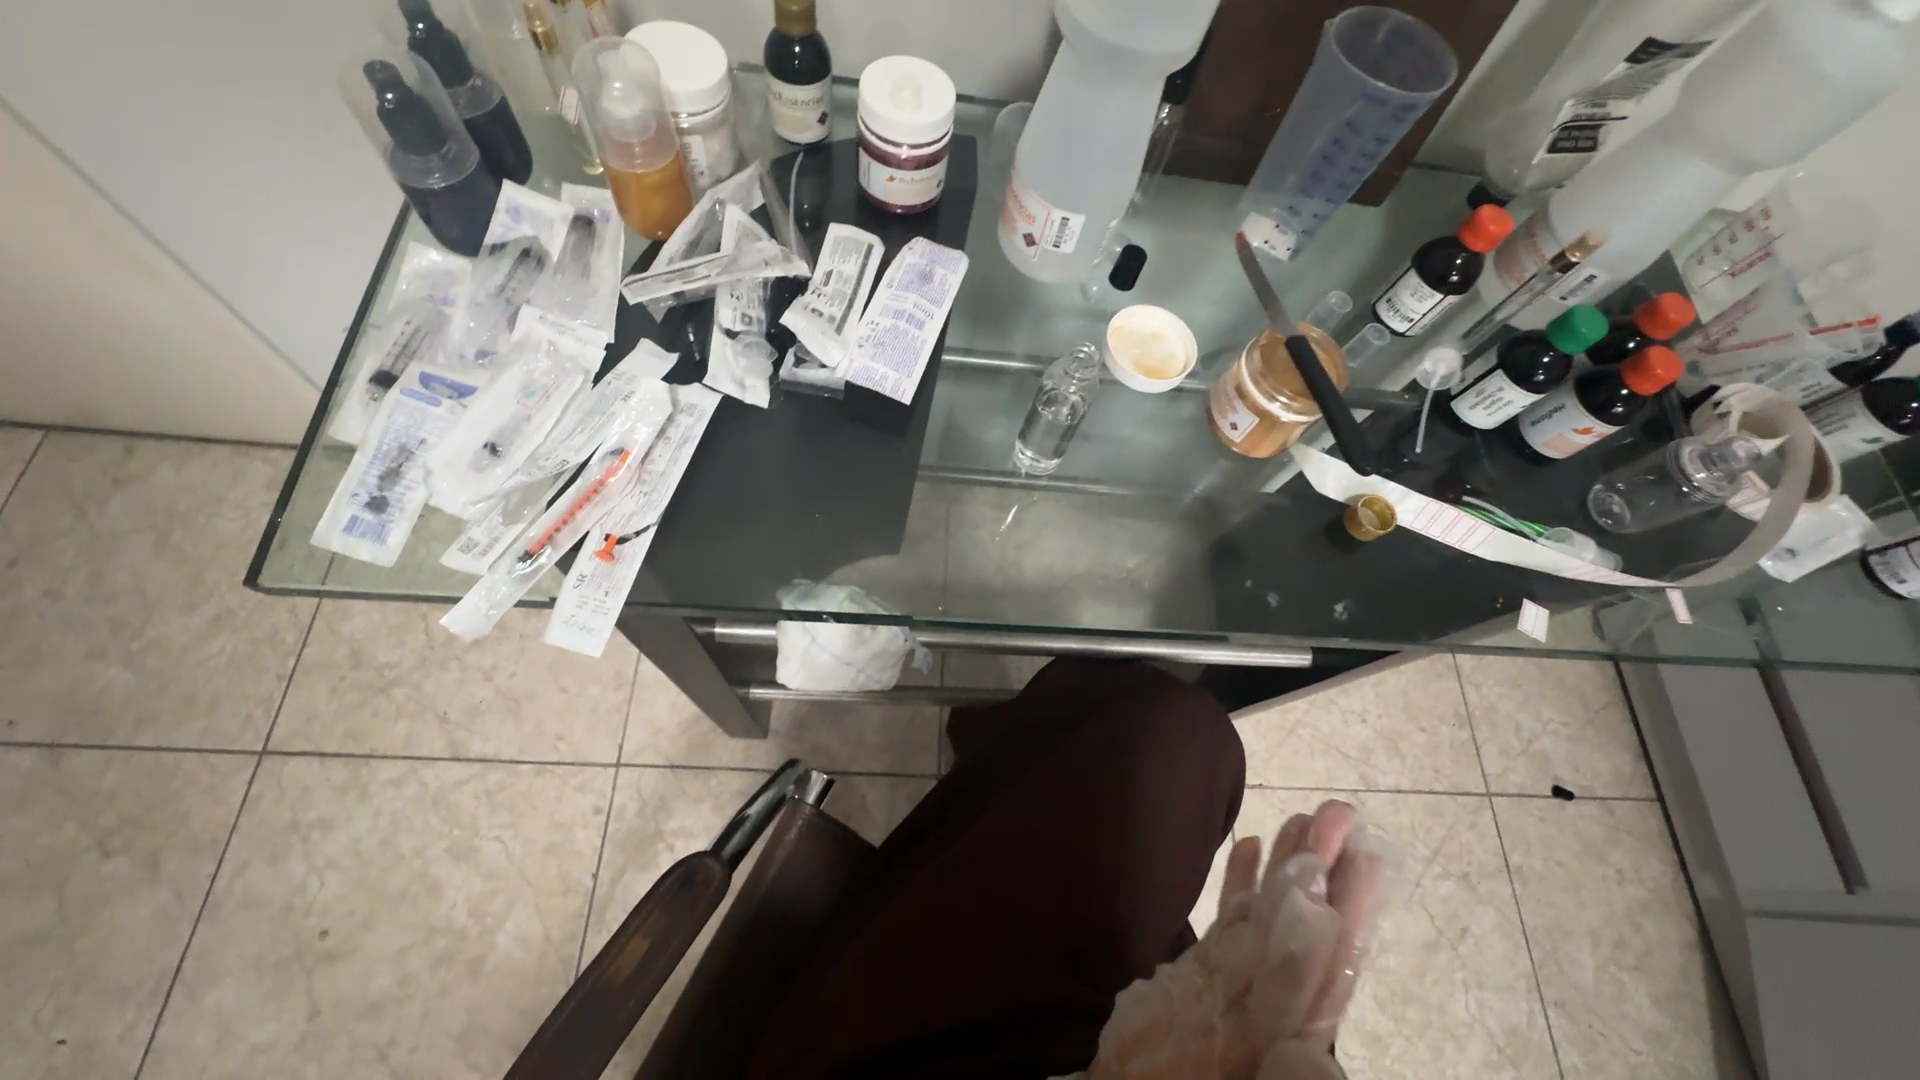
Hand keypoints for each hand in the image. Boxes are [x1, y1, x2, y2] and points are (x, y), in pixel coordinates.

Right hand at [1086, 800, 1394, 1079]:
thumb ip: (1287, 1076)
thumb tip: (1308, 1053)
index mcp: (1289, 1030)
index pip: (1329, 967)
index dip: (1350, 915)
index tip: (1367, 863)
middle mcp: (1271, 996)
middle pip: (1303, 925)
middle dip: (1323, 869)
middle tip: (1337, 813)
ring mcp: (1236, 976)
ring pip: (1269, 913)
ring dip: (1287, 866)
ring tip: (1300, 816)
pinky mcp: (1204, 968)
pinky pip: (1228, 920)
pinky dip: (1238, 883)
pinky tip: (1249, 843)